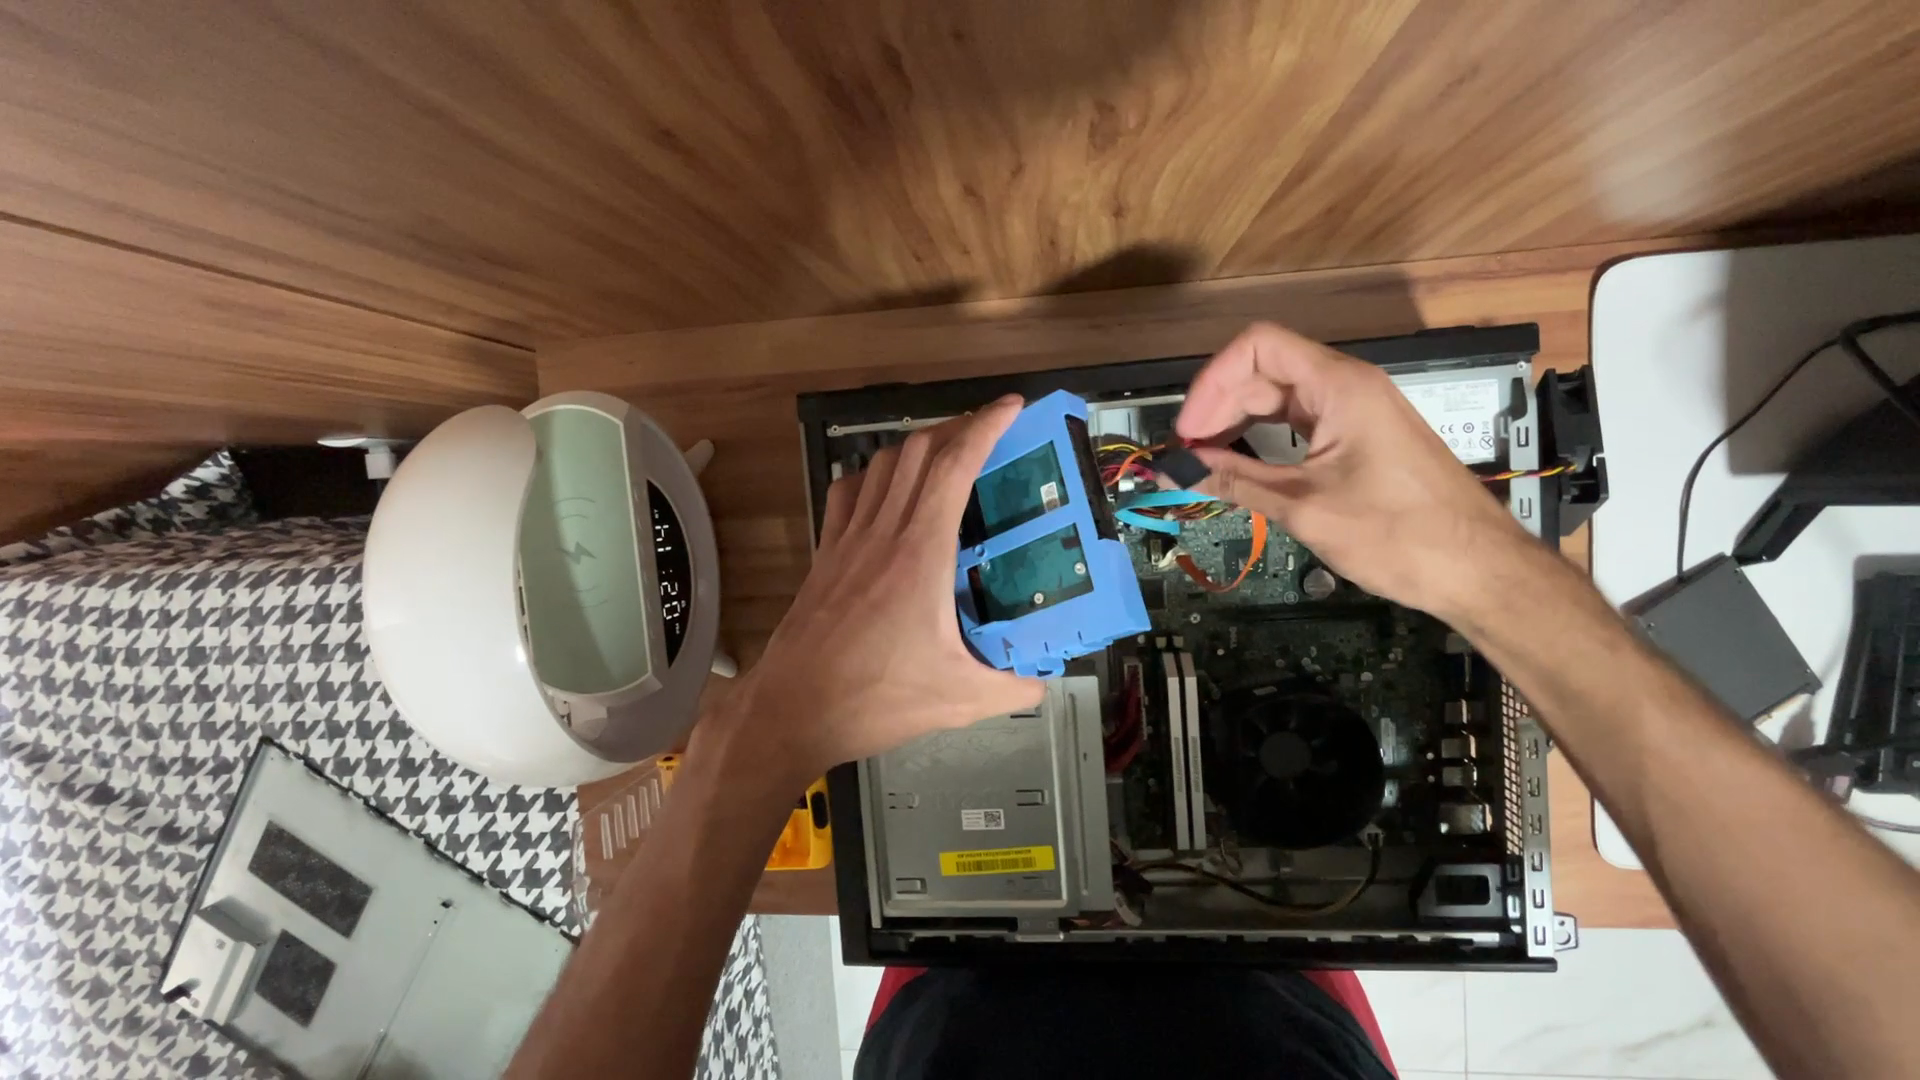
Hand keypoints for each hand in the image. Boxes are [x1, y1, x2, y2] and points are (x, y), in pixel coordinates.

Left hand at [706, 395, 1045, 782]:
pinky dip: (872, 475)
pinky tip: (883, 490)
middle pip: (917, 452)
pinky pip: (848, 493)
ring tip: (944, 454)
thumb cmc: (876, 698)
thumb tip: (1040, 682)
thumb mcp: (958, 699)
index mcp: (920, 553)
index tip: (1012, 406)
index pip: (954, 466)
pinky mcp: (825, 556)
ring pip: (880, 465)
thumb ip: (1009, 687)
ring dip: (916, 446)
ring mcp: (847, 541)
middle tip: (989, 431)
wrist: (792, 708)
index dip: (985, 426)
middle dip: (956, 427)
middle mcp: (882, 533)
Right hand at [1175, 323, 1533, 620]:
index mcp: (1338, 386)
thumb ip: (1235, 481)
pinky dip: (1260, 439)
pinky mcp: (1357, 437)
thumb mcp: (1304, 507)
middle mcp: (1345, 386)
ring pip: (1276, 398)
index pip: (1257, 347)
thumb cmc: (1397, 534)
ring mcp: (1354, 410)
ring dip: (1234, 424)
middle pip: (1262, 371)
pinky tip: (1239, 466)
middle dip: (1216, 408)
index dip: (1212, 382)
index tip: (1188, 433)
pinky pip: (1295, 423)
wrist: (1478, 569)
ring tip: (1203, 462)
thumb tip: (1175, 472)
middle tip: (1187, 456)